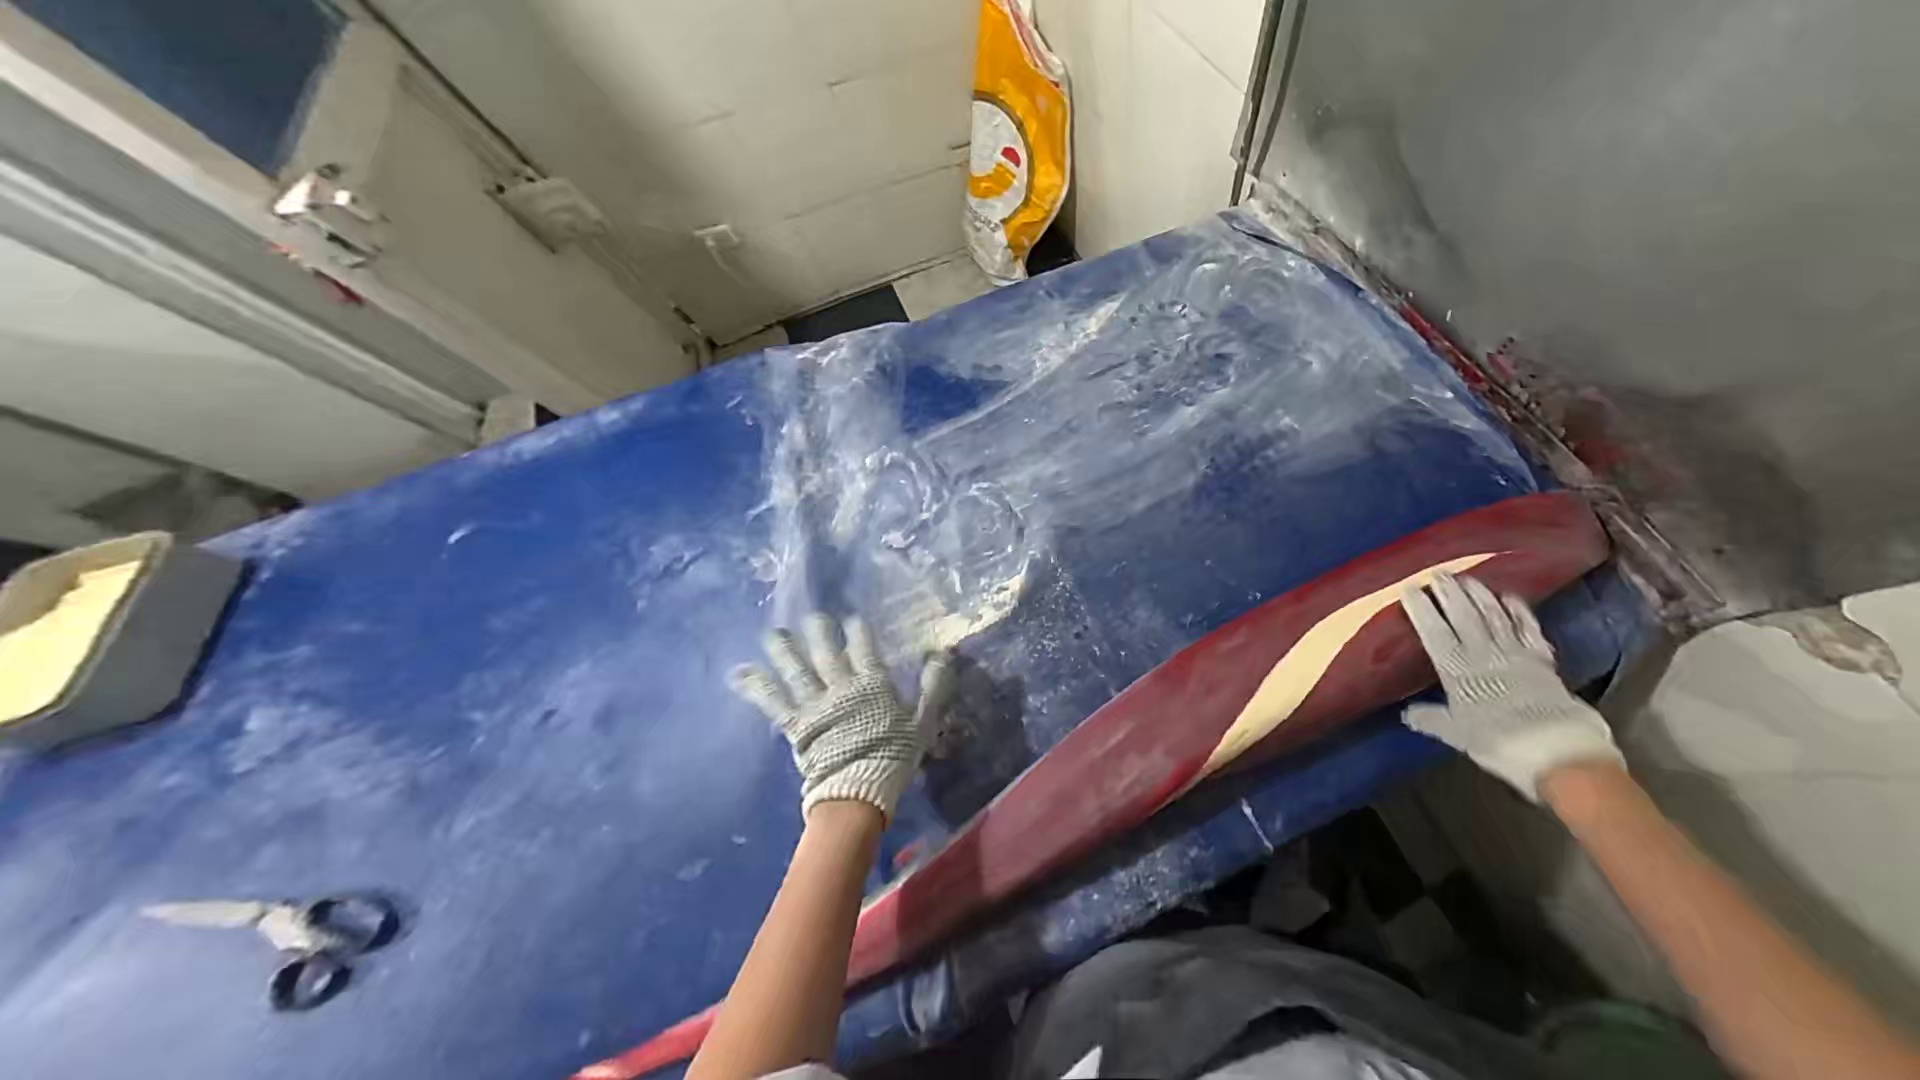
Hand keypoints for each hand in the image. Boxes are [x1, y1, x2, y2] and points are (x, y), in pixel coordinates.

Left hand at [731, 613, 953, 820]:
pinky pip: (773, 701)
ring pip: (796, 669)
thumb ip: (932, 687)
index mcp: (872, 685)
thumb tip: (943, 653)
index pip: (864, 648)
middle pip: (827, 652)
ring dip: (784, 649)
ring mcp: (815, 704)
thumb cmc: (894, 758)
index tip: (852, 618)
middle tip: (812, 616)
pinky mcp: (796, 724)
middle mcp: (841, 687)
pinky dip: (756, 686)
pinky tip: (740, 672)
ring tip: (772, 632)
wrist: (859, 793)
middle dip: (819, 631)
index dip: (858, 631)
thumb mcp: (923, 722)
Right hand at [1399, 571, 1622, 801]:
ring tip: (1468, 579)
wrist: (1561, 755)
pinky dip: (1519, 613)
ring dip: (1480, 596)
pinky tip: (1511, 598)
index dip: (1422, 610)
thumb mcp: (1458, 734)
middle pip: (1464, 618)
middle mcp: (1485, 656)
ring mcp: (1517, 656)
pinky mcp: (1543, 663)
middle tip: (1438, 574)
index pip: (1434, 633)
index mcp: (1458, 672)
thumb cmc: (1501, 745)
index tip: (1410, 589)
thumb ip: (1432, 719)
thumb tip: (1407, 713)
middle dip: (1450, 594)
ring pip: (1494, 618)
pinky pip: (1528, 631)